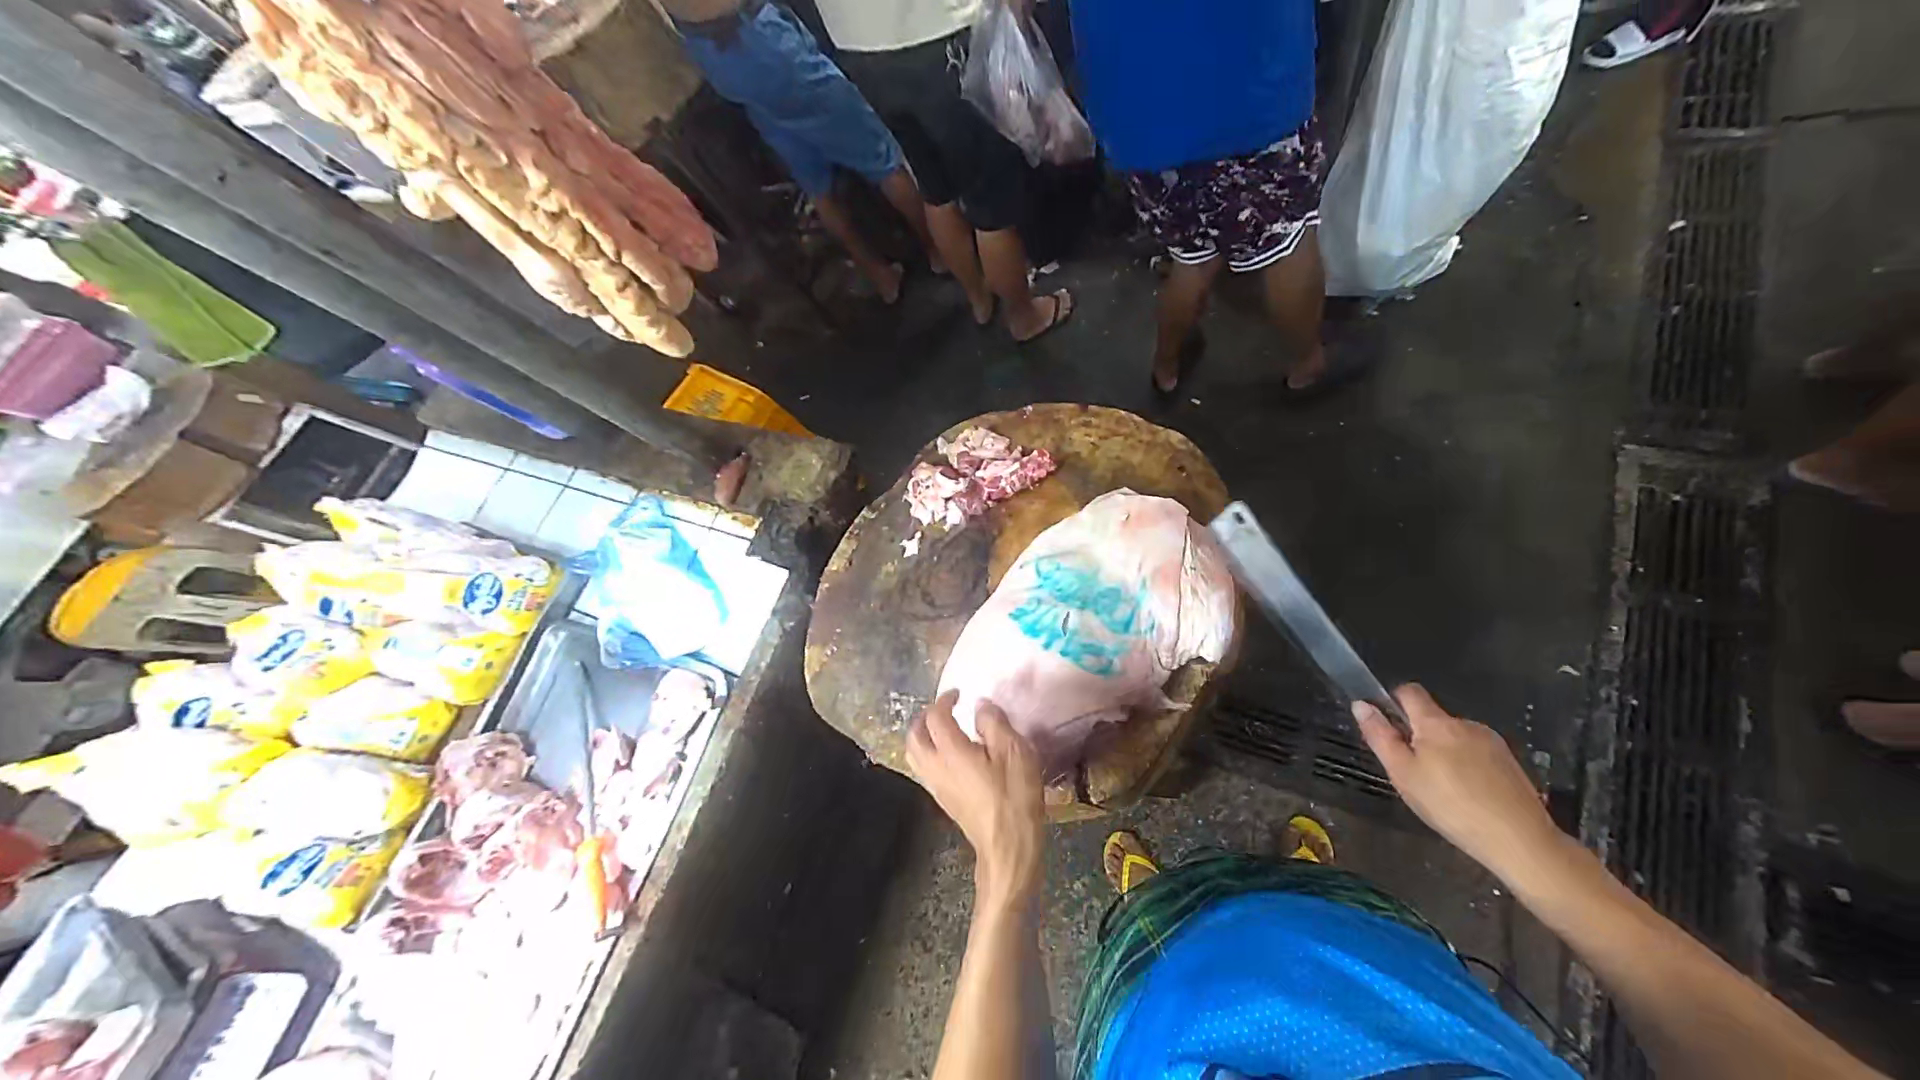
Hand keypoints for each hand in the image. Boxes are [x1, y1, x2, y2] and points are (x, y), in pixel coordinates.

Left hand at [907, 690, 1044, 909]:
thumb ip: (994, 723)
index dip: (945, 700)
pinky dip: (930, 754)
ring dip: (923, 737)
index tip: (958, 694)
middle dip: (924, 718)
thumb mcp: (1014, 751)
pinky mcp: (944, 801)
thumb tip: (980, 706)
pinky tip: (952, 756)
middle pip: (914, 736)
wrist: (1008, 847)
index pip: (935, 717)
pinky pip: (925, 769)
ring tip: (943, 729)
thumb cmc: (1013, 796)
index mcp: (950, 751)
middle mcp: (935, 767)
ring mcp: (937, 787)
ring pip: (915, 755)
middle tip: (943, 709)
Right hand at [1353, 685, 1567, 880]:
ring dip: (1443, 752)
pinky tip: (1468, 794)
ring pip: (1454, 737)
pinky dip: (1466, 765)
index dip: (1393, 702)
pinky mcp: (1510, 762)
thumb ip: (1380, 736)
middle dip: (1418, 736)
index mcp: (1436, 723)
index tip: (1388, 728)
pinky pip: (1476, 752)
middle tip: (1413, 772)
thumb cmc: (1450, 806)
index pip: (1410, 692)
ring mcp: (1492, 742)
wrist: (1520, 840)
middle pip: (1432, 718)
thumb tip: (1361, 704)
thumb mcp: (1402, 773)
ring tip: (1443, 789)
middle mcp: (1466, 724)